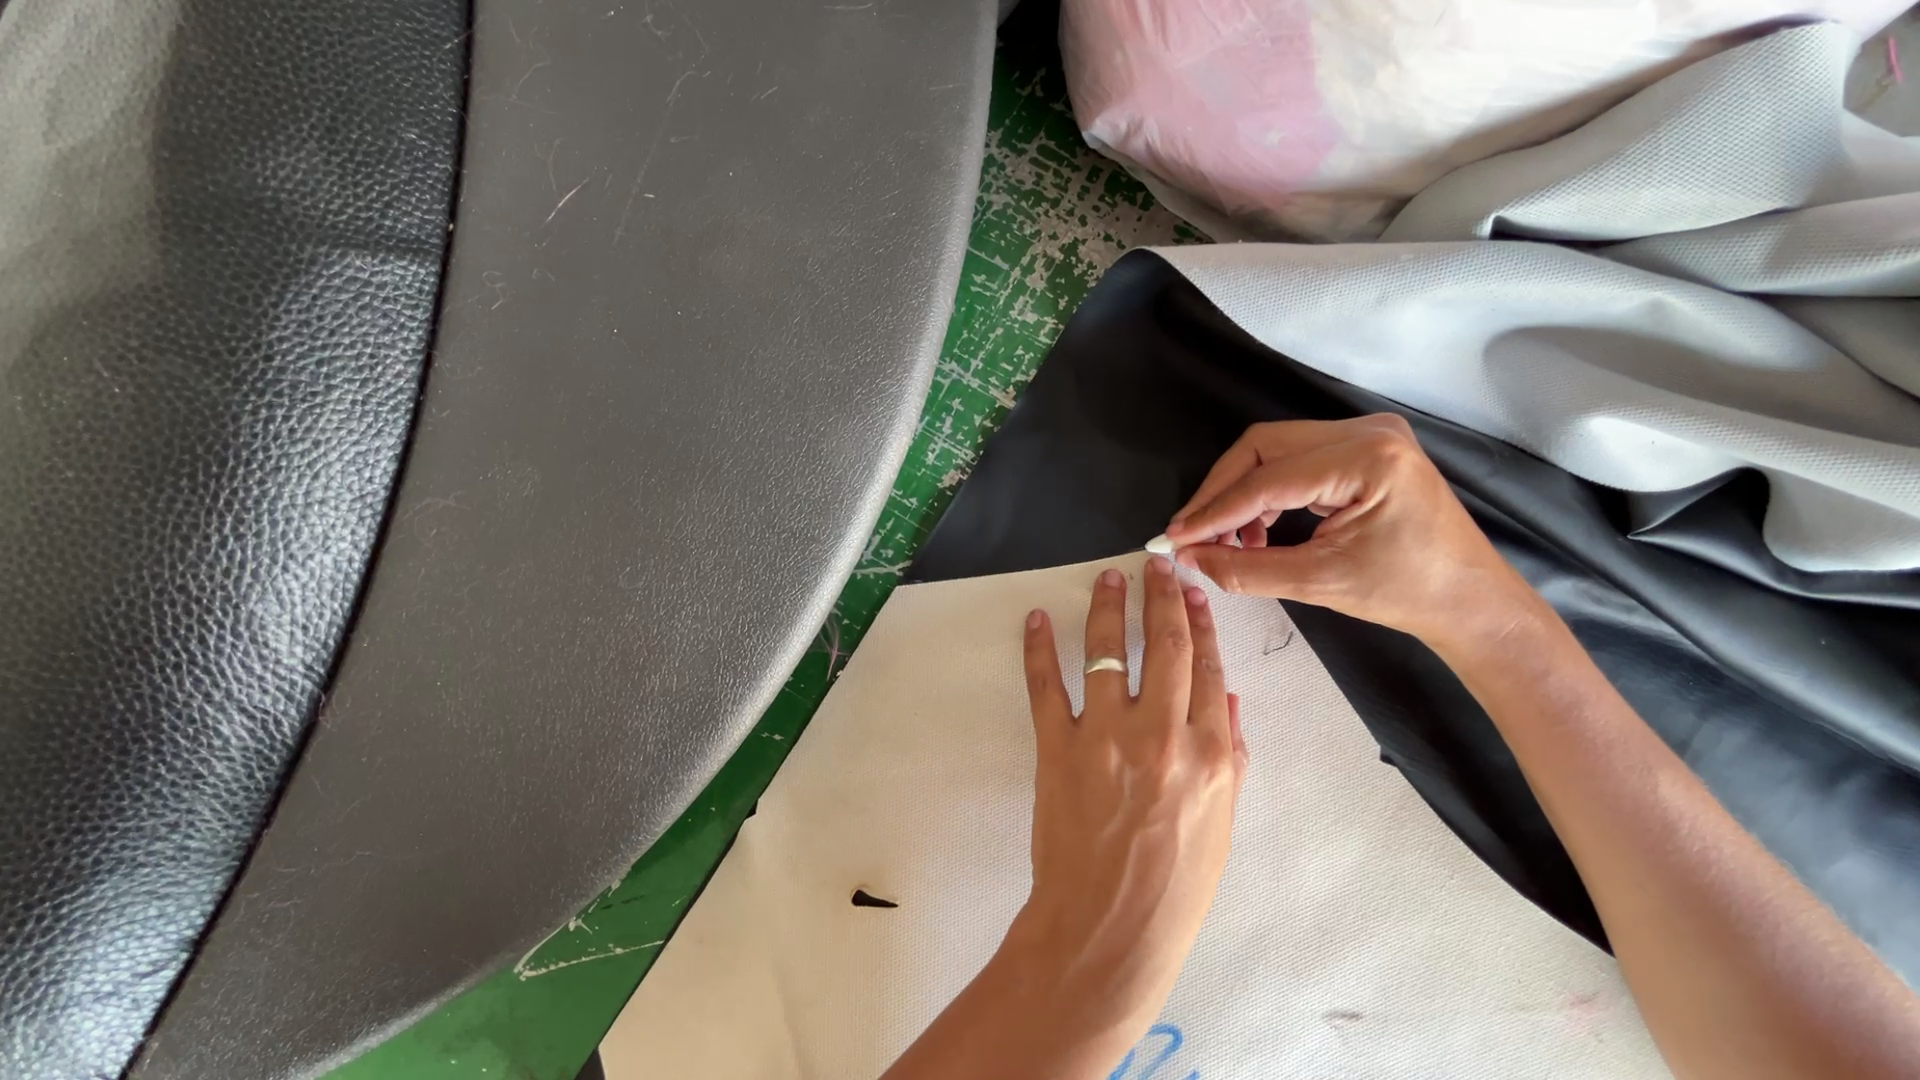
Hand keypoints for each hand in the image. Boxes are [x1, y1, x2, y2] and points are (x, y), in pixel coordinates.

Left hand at [1013, 557, 1246, 1052]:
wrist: (1109, 928)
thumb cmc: (1175, 886)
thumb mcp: (1223, 824)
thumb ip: (1232, 757)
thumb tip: (1227, 698)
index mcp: (1211, 753)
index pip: (1208, 668)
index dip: (1202, 624)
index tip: (1195, 594)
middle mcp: (1162, 735)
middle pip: (1166, 646)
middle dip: (1163, 597)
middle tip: (1158, 565)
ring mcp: (1105, 738)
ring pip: (1109, 652)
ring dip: (1109, 608)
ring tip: (1109, 578)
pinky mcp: (1058, 749)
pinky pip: (1047, 686)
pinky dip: (1040, 648)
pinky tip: (1040, 618)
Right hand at [1162, 414, 1539, 649]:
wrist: (1468, 600)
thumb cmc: (1406, 593)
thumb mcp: (1318, 583)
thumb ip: (1244, 568)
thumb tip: (1188, 556)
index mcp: (1366, 459)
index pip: (1266, 477)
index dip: (1213, 510)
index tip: (1174, 537)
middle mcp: (1366, 431)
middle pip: (1263, 447)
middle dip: (1221, 493)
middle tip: (1191, 535)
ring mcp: (1367, 435)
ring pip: (1274, 451)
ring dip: (1241, 493)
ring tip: (1226, 540)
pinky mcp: (1362, 448)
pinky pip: (1295, 460)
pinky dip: (1266, 493)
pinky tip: (1256, 531)